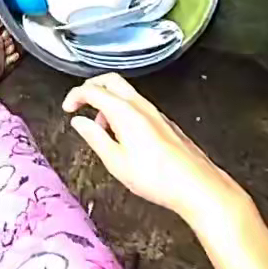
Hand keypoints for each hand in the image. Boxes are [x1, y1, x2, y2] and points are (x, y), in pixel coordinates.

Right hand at [63, 74, 254, 234]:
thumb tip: (79, 123)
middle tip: (80, 103)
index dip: (75, 96)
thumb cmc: (159, 178)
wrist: (200, 188)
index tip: (68, 108)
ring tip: (101, 127)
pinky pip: (137, 104)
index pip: (92, 90)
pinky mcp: (164, 122)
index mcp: (124, 111)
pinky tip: (123, 135)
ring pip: (124, 92)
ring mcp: (155, 112)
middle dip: (91, 87)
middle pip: (110, 80)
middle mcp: (140, 106)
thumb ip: (94, 137)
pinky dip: (122, 109)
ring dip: (107, 101)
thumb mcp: (116, 162)